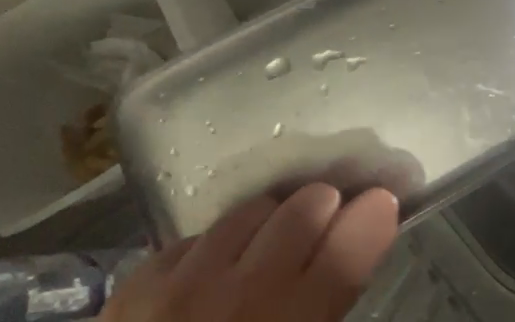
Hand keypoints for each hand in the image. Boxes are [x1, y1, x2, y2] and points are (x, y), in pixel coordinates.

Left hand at [102, 184, 399, 321]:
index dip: (374, 214)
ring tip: (261, 252)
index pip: (357, 234)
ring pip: (252, 210)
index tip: (378, 209)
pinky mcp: (136, 286)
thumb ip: (329, 305)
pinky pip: (193, 239)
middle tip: (319, 232)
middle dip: (322, 210)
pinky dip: (209, 252)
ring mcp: (186, 283)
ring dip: (266, 225)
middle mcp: (248, 290)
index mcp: (298, 317)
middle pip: (309, 204)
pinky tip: (208, 280)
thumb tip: (356, 251)